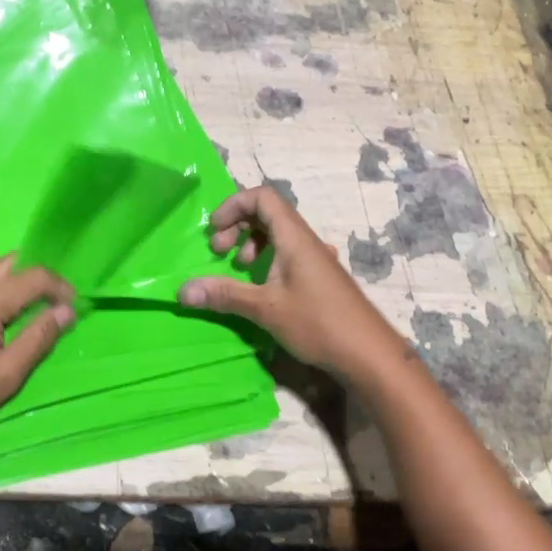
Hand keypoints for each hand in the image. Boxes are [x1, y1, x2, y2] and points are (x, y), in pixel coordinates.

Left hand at [0, 255, 75, 463]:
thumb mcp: (6, 375)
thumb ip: (38, 338)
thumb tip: (66, 311)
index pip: (33, 276)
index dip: (60, 287)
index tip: (75, 307)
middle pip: (10, 263)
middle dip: (37, 277)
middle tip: (55, 304)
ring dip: (15, 285)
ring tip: (32, 314)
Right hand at [179, 187, 409, 380]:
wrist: (369, 354)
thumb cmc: (318, 323)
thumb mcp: (265, 309)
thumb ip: (224, 294)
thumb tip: (182, 290)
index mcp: (294, 237)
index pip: (262, 196)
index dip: (233, 205)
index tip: (214, 231)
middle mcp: (306, 240)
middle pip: (268, 212)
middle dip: (237, 225)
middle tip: (220, 252)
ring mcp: (316, 258)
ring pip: (278, 233)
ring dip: (252, 243)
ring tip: (239, 269)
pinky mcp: (320, 276)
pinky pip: (288, 252)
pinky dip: (267, 259)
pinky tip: (262, 288)